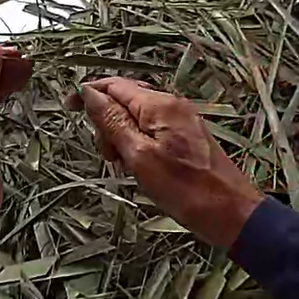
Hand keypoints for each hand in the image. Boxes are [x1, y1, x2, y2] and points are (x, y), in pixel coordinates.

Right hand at [72, 77, 264, 247]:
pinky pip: (149, 127)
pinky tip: (136, 164)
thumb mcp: (139, 157)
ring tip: (122, 164)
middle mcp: (170, 103)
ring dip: (119, 134)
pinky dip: (135, 142)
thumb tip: (88, 93)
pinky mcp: (185, 134)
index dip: (87, 93)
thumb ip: (112, 122)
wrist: (231, 213)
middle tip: (107, 155)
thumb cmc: (185, 189)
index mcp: (159, 104)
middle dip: (105, 120)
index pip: (114, 85)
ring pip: (135, 114)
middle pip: (123, 97)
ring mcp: (180, 118)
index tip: (67, 108)